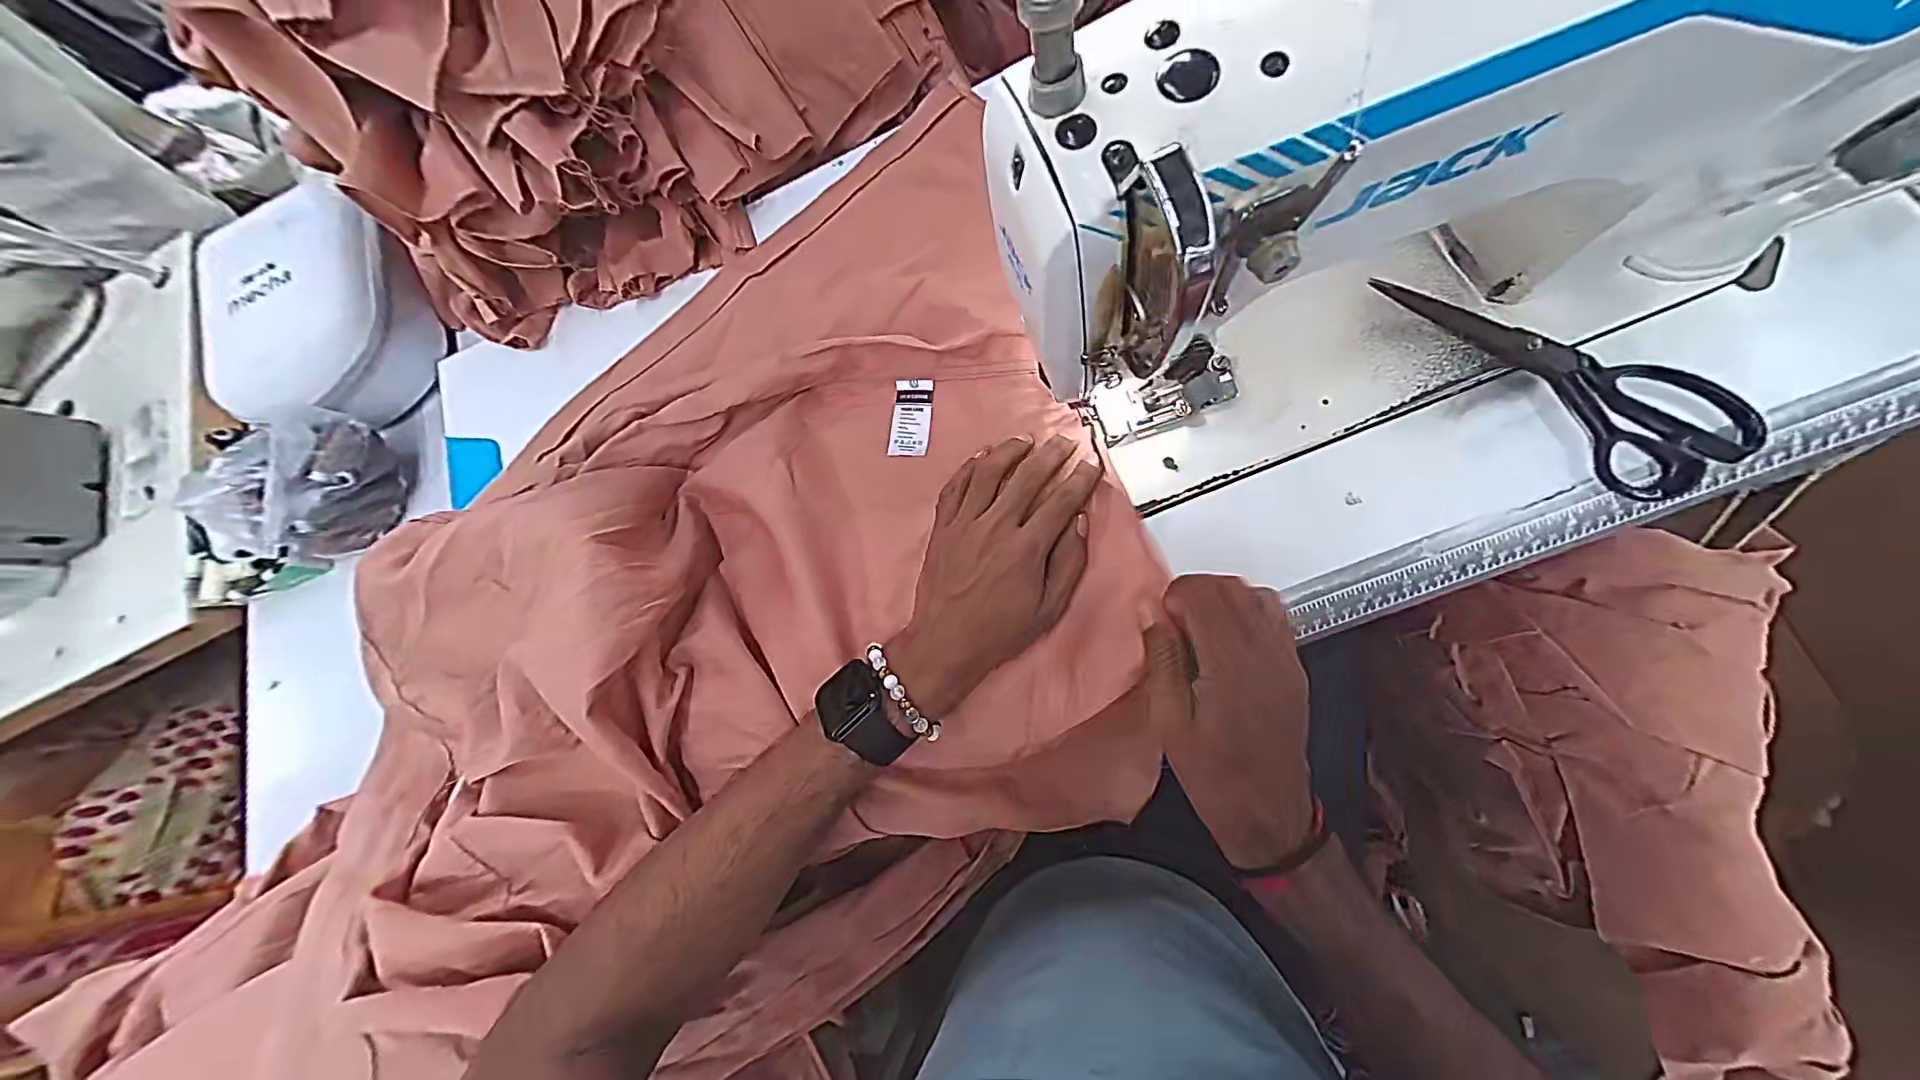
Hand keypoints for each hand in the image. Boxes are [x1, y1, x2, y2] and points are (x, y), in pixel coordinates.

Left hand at [887, 435, 1102, 718]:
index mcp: (1025, 549)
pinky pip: (956, 486)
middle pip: (1027, 477)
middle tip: (1063, 444)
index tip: (1089, 465)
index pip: (1061, 501)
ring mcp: (965, 524)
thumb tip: (1080, 523)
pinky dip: (970, 467)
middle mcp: (995, 529)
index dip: (1079, 479)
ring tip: (1025, 441)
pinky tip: (982, 456)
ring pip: (989, 472)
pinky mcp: (943, 527)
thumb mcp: (1048, 608)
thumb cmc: (998, 630)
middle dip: (1051, 455)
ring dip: (1009, 451)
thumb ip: (1068, 562)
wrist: (945, 642)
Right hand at [1150, 574, 1314, 869]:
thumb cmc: (1213, 774)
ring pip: (1254, 593)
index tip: (1160, 617)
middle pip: (1229, 587)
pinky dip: (1247, 609)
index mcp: (1229, 666)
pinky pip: (1275, 614)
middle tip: (1173, 621)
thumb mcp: (1169, 721)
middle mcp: (1264, 654)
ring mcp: (1286, 658)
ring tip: (1198, 627)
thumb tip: (1152, 613)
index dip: (1175, 595)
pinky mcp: (1295, 666)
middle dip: (1194, 591)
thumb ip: (1161, 659)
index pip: (1204, 595)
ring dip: (1221, 597)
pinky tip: (1228, 636)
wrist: (1267, 809)